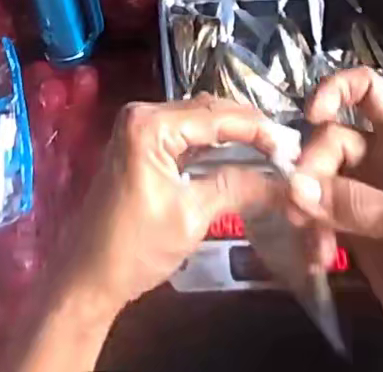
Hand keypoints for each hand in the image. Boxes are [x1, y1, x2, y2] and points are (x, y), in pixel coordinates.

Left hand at [59, 94, 286, 311]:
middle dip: (247, 127)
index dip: (256, 128)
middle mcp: (143, 113)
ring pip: (197, 118)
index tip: (292, 142)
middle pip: (206, 110)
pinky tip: (239, 151)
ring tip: (271, 147)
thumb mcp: (191, 216)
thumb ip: (236, 188)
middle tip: (287, 145)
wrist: (90, 273)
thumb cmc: (136, 246)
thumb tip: (284, 182)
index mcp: (150, 124)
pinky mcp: (142, 141)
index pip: (213, 116)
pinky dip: (212, 141)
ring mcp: (140, 125)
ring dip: (232, 131)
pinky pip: (184, 131)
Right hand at [289, 69, 382, 371]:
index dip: (335, 90)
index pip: (367, 89)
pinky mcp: (351, 225)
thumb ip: (354, 201)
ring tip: (309, 238)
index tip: (311, 115)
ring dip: (306, 204)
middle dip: (312, 168)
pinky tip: (317, 257)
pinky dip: (309, 229)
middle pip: (331, 137)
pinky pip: (316, 211)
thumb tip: (294, 185)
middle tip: (301, 203)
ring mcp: (365, 192)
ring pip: (318, 175)